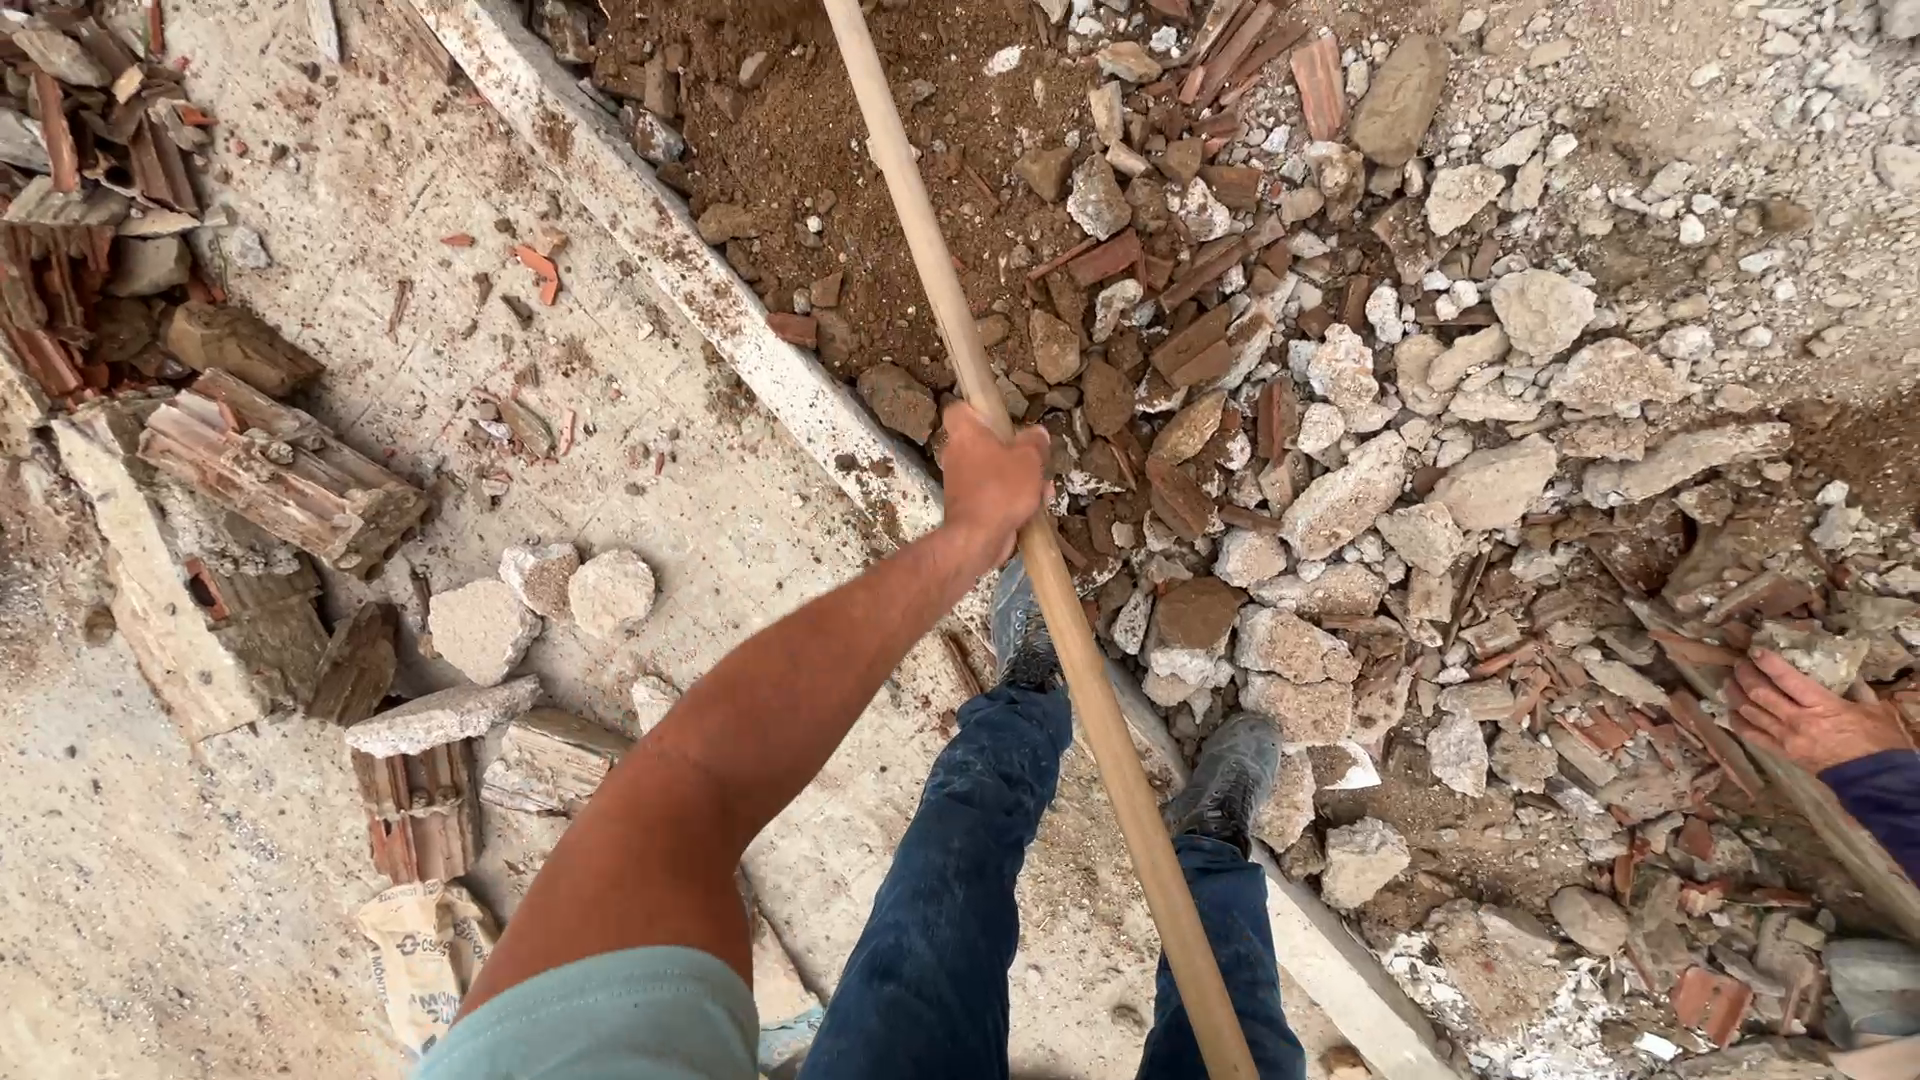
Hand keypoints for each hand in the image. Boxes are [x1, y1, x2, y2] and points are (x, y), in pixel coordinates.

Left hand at [937, 402, 1048, 568]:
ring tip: (1043, 487)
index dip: (976, 409)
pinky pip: (992, 493)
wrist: (978, 538)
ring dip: (1017, 477)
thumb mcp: (1029, 459)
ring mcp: (960, 483)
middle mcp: (956, 455)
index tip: (996, 416)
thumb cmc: (1001, 488)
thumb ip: (1035, 442)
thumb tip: (1037, 433)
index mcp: (965, 434)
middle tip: (1032, 457)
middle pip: (982, 443)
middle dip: (1010, 450)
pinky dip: (1011, 498)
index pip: (958, 409)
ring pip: (992, 471)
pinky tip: (1037, 506)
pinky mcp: (967, 507)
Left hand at [1726, 649, 1911, 773]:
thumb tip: (1844, 675)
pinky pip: (1750, 734)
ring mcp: (1785, 737)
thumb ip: (1856, 691)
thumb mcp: (1874, 711)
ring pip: (1748, 711)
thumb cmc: (1880, 742)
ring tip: (1729, 682)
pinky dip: (1736, 721)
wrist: (1879, 779)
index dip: (1768, 664)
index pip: (1787, 680)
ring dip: (1734, 694)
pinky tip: (1730, 710)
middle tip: (1738, 664)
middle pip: (1759, 693)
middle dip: (1744, 675)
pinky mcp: (1780, 752)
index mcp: (1822, 707)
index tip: (1755, 651)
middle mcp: (1797, 720)